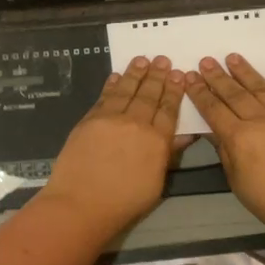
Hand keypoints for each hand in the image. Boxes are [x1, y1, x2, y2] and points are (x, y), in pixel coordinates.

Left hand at [35, 56, 189, 234]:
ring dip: (135, 74)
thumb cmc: (123, 203)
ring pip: (125, 90)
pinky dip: (112, 85)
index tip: (179, 75)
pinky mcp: (88, 120)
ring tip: (142, 60)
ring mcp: (109, 119)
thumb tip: (183, 135)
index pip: (168, 110)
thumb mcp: (156, 184)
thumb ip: (168, 155)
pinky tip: (116, 76)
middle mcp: (135, 124)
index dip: (174, 92)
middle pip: (148, 95)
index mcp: (156, 141)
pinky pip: (104, 97)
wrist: (80, 204)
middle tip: (163, 60)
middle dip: (157, 76)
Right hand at [186, 54, 264, 239]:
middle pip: (235, 94)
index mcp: (240, 138)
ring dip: (246, 72)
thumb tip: (214, 128)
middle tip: (207, 61)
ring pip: (263, 88)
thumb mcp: (237, 180)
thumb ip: (225, 150)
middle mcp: (262, 120)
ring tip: (233, 57)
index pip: (214, 109)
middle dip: (218, 76)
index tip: (191, 76)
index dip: (201, 93)